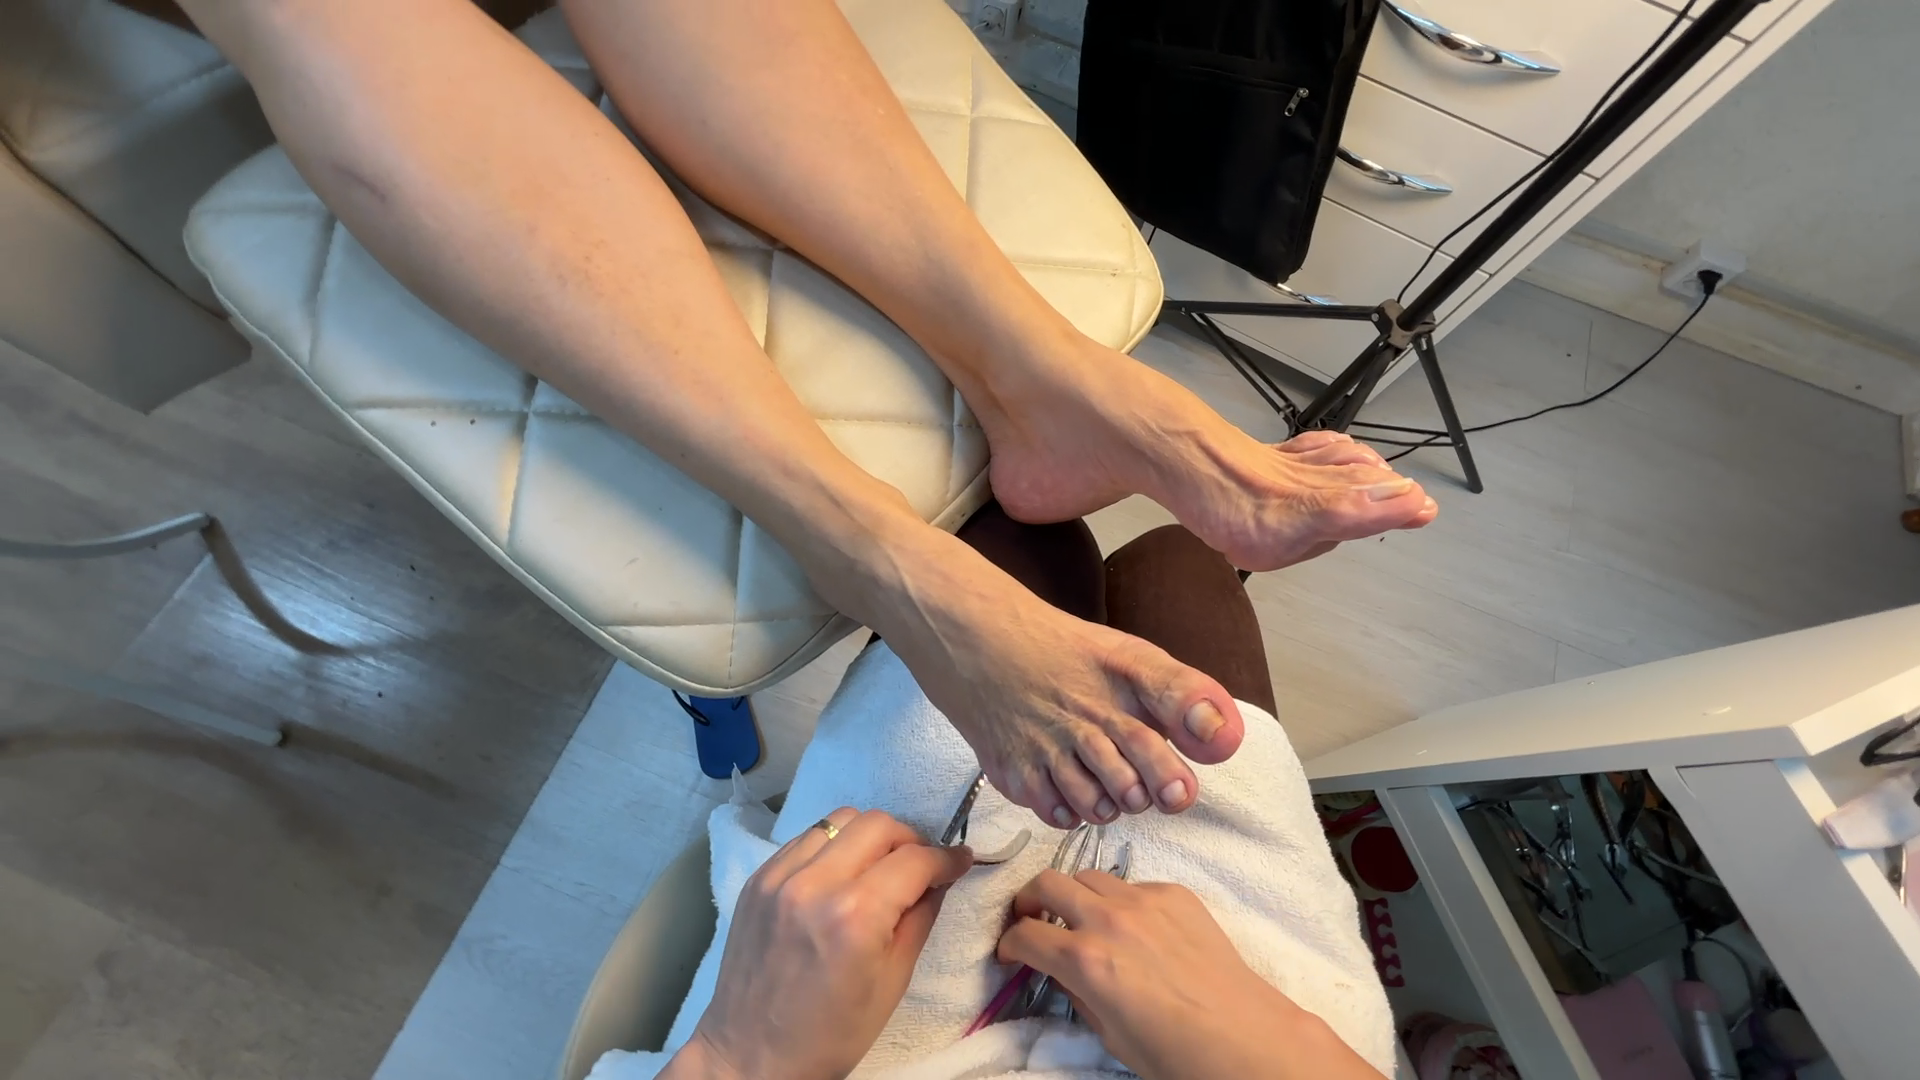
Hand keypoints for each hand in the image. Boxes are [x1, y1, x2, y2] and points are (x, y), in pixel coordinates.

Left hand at [672, 808, 973, 1079]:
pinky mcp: (759, 877)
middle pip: (879, 824)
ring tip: (876, 866)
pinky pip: (808, 837)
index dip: (946, 857)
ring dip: (869, 836)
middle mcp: (816, 884)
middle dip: (910, 839)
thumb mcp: (893, 983)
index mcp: (855, 917)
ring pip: (842, 819)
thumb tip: (939, 878)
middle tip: (919, 865)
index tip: (959, 860)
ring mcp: (781, 876)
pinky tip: (838, 875)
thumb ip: (921, 917)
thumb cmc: (829, 1034)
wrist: (749, 1058)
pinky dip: (833, 846)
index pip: (915, 859)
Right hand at [874, 535, 1247, 828]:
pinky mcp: (1009, 767)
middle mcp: (1082, 719)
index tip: (1179, 791)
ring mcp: (1042, 746)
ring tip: (1105, 787)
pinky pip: (1053, 811)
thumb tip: (1229, 738)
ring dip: (1108, 804)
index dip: (1174, 773)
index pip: (1162, 737)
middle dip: (1145, 794)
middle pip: (1131, 785)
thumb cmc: (1057, 646)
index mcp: (1119, 684)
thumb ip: (1179, 692)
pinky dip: (1068, 810)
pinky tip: (1067, 787)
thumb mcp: (1125, 653)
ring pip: (1094, 806)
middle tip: (1143, 790)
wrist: (974, 634)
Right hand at [996, 870, 1383, 1079]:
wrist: (1247, 1039)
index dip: (1009, 945)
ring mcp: (1142, 899)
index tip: (1011, 954)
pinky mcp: (1173, 892)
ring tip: (1084, 918)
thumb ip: (1079, 995)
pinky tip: (1137, 929)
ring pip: (1088, 875)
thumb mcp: (1110, 1037)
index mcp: (1086, 960)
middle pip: (1046, 882)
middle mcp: (1107, 919)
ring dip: (1074, 894)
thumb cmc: (1176, 1056)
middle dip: (1029, 901)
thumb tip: (1064, 973)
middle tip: (1033, 920)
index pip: (1026, 935)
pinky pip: (1131, 885)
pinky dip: (1121, 901)